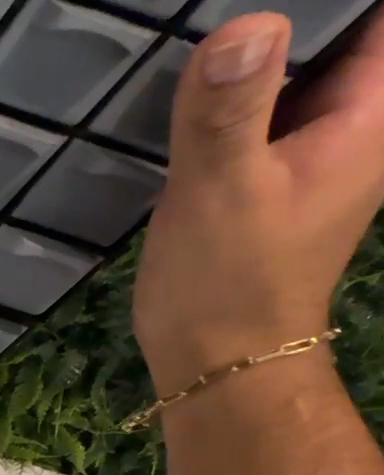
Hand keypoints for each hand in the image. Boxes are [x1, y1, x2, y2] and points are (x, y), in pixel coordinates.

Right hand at [135, 12, 383, 389]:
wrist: (220, 356)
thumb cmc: (228, 277)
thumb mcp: (218, 190)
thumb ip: (227, 110)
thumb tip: (246, 25)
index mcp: (373, 113)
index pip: (380, 18)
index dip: (330, 2)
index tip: (266, 0)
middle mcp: (359, 120)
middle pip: (347, 35)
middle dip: (296, 18)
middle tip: (220, 9)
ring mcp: (316, 148)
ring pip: (304, 69)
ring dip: (264, 53)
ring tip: (207, 31)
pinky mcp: (272, 173)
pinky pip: (267, 108)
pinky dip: (238, 92)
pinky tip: (193, 91)